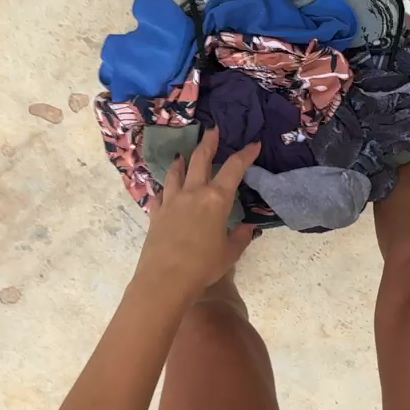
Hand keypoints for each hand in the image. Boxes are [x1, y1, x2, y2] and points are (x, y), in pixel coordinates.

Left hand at [136, 128, 259, 299]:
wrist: (165, 278)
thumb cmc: (203, 266)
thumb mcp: (230, 253)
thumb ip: (241, 237)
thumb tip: (249, 228)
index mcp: (216, 199)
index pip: (234, 169)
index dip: (245, 155)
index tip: (253, 144)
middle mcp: (193, 193)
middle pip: (200, 159)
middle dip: (209, 143)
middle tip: (213, 130)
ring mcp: (171, 201)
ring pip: (176, 173)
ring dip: (181, 161)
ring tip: (182, 155)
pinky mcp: (156, 213)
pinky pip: (160, 195)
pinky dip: (164, 189)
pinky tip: (164, 190)